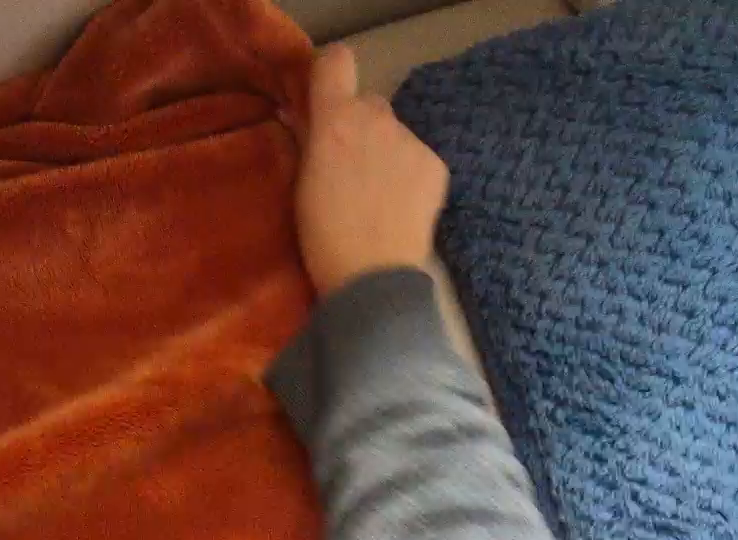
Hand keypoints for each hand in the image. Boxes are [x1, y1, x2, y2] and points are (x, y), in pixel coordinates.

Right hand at [295, 46, 448, 297]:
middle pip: (368, 105)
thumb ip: (308, 146)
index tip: (325, 104)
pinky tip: (399, 211)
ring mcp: (411, 141)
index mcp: (335, 123)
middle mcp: (376, 120)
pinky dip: (409, 178)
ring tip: (376, 201)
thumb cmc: (323, 241)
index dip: (330, 78)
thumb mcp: (301, 189)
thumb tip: (307, 121)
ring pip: (394, 135)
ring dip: (385, 155)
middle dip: (359, 130)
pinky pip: (417, 159)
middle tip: (350, 173)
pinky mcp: (436, 165)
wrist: (372, 279)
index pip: (337, 62)